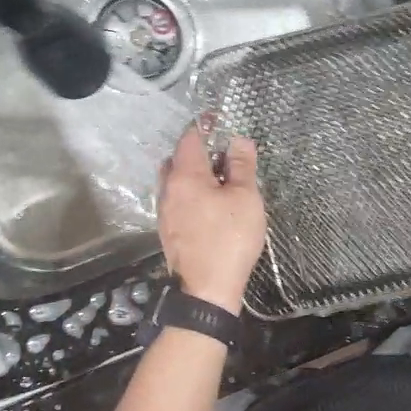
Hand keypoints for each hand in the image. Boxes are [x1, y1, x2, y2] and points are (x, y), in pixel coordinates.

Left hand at [157, 118, 265, 313]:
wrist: (207, 289)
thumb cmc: (229, 238)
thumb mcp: (244, 198)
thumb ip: (241, 167)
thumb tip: (239, 140)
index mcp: (185, 175)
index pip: (190, 139)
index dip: (205, 127)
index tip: (220, 121)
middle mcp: (168, 190)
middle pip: (178, 160)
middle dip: (198, 153)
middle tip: (223, 156)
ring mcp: (165, 213)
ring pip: (176, 183)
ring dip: (194, 177)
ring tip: (220, 184)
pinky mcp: (169, 232)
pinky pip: (179, 203)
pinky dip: (192, 197)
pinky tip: (211, 209)